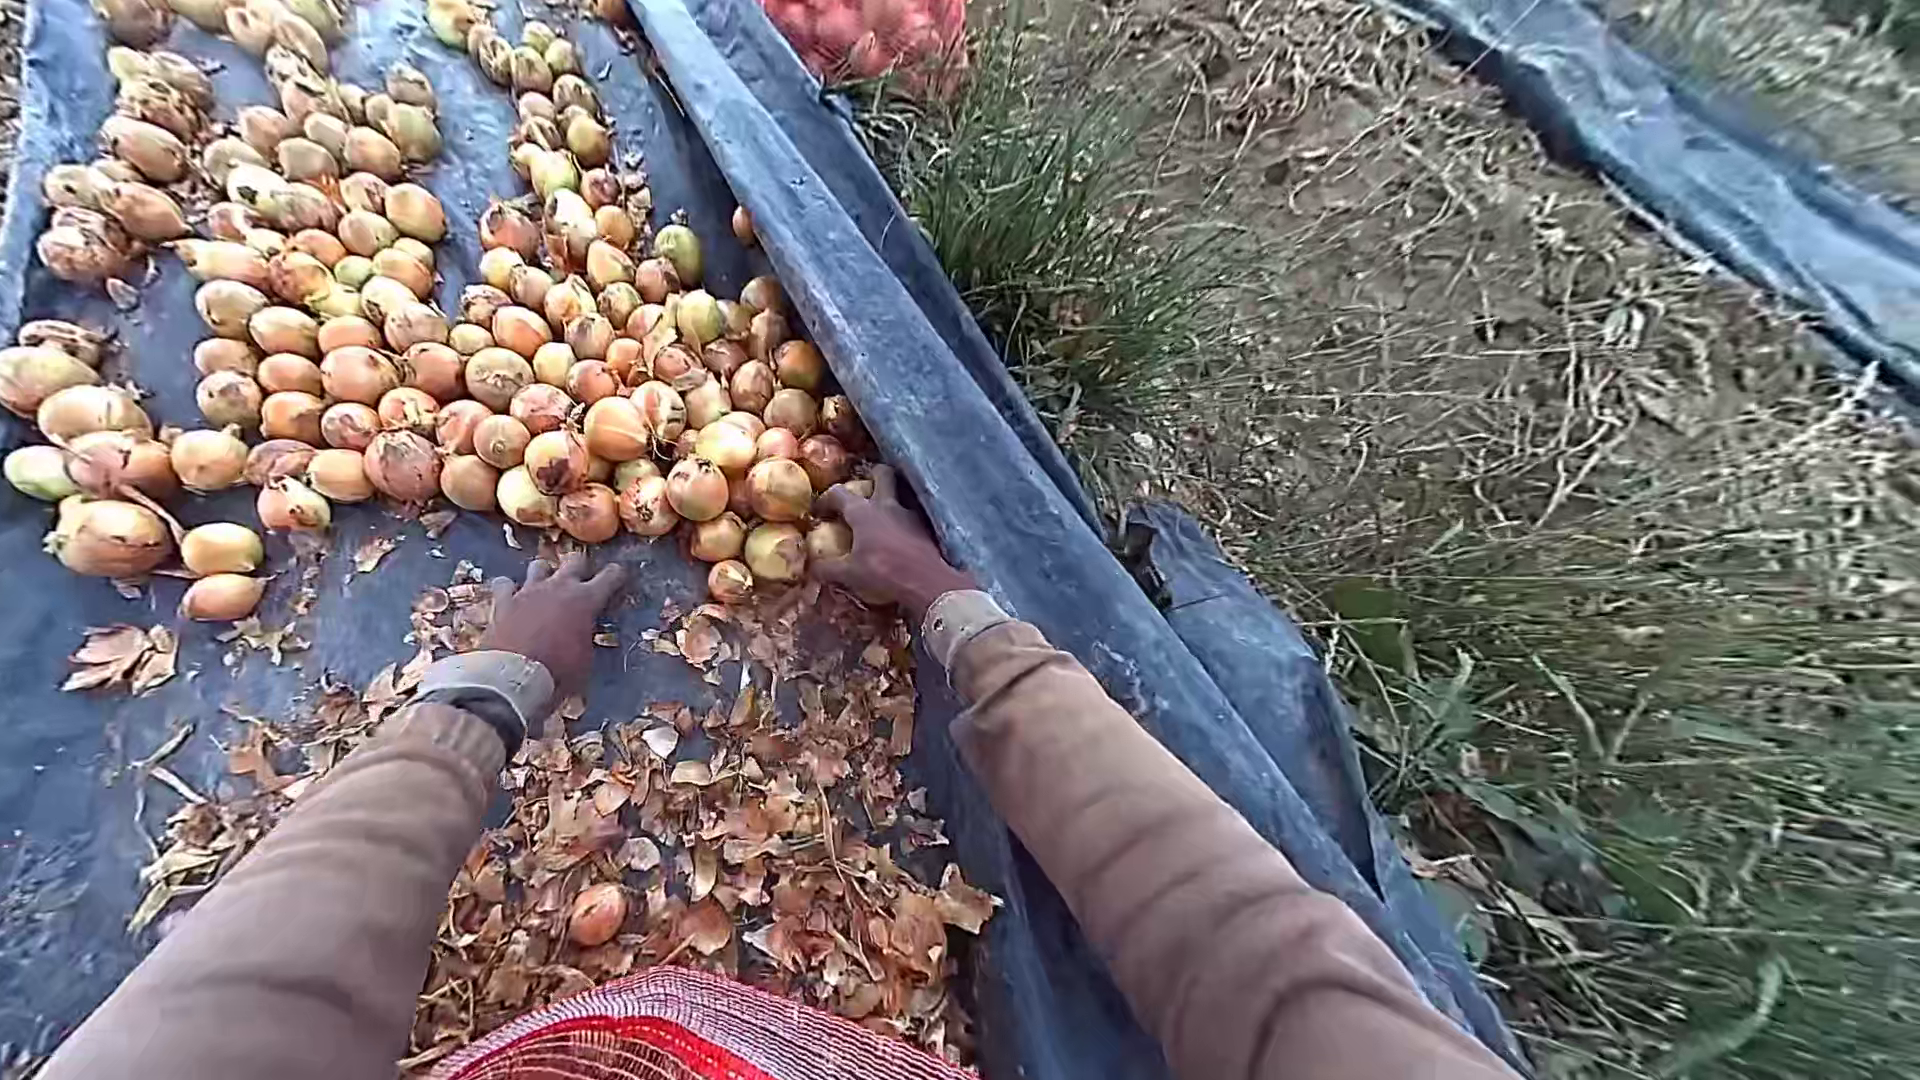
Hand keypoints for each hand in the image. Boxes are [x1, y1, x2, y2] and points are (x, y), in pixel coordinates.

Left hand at [479, 553, 625, 696]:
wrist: (511, 679)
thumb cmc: (559, 671)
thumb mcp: (586, 656)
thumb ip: (587, 636)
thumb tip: (585, 635)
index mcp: (587, 599)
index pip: (612, 575)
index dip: (618, 574)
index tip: (619, 578)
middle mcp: (560, 587)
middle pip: (575, 560)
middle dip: (581, 567)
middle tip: (582, 580)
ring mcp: (528, 592)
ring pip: (539, 565)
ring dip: (545, 574)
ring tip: (546, 586)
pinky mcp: (502, 602)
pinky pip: (504, 584)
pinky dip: (509, 589)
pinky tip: (512, 597)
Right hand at [814, 465, 974, 621]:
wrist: (926, 583)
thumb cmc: (884, 573)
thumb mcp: (849, 574)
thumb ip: (827, 569)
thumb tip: (813, 568)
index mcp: (864, 512)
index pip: (839, 493)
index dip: (826, 499)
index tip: (820, 511)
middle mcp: (888, 506)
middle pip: (882, 474)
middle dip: (872, 475)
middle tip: (864, 489)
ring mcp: (910, 514)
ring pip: (901, 494)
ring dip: (891, 499)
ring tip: (882, 516)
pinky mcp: (926, 528)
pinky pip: (912, 516)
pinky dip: (904, 521)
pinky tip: (899, 536)